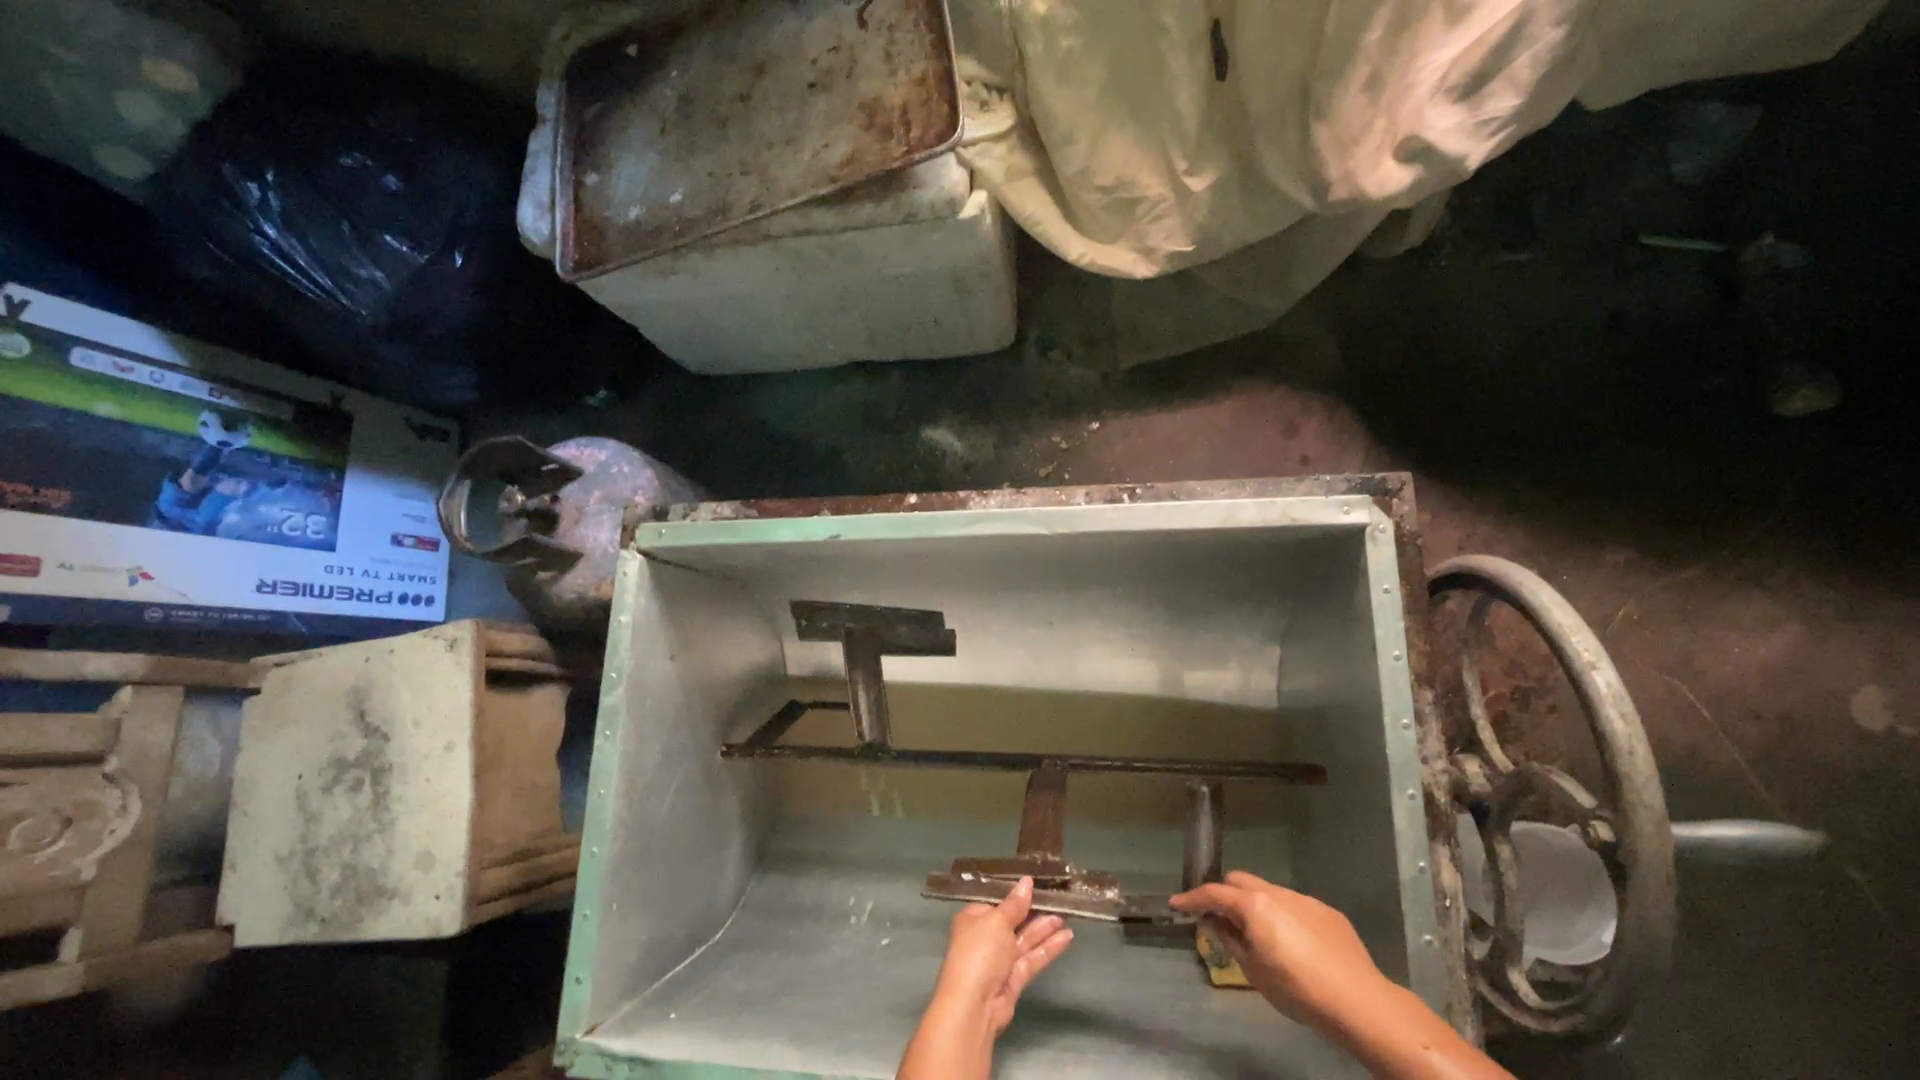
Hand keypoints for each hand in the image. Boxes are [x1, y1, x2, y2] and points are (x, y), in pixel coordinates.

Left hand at [930, 876, 1074, 1035]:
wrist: (975, 1005)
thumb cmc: (980, 952)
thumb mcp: (997, 921)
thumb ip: (1015, 904)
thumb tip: (1026, 881)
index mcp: (973, 920)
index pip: (995, 904)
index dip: (1014, 896)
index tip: (1036, 885)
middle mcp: (985, 939)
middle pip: (1012, 922)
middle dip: (1033, 912)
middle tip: (1057, 900)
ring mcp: (1000, 960)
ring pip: (1025, 940)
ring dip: (1044, 929)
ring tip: (1066, 916)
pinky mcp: (1014, 979)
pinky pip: (1032, 958)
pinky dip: (1048, 948)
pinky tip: (1067, 937)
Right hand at [1169, 871, 1388, 1031]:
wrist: (1358, 1001)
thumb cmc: (1297, 989)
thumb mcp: (1253, 970)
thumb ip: (1229, 940)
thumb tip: (1214, 923)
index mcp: (1254, 905)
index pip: (1213, 893)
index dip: (1191, 899)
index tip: (1176, 904)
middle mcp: (1278, 893)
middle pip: (1240, 881)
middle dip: (1224, 895)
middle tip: (1217, 919)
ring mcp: (1305, 899)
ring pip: (1269, 891)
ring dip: (1254, 905)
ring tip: (1257, 935)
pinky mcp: (1327, 912)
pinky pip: (1294, 905)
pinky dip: (1281, 915)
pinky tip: (1292, 943)